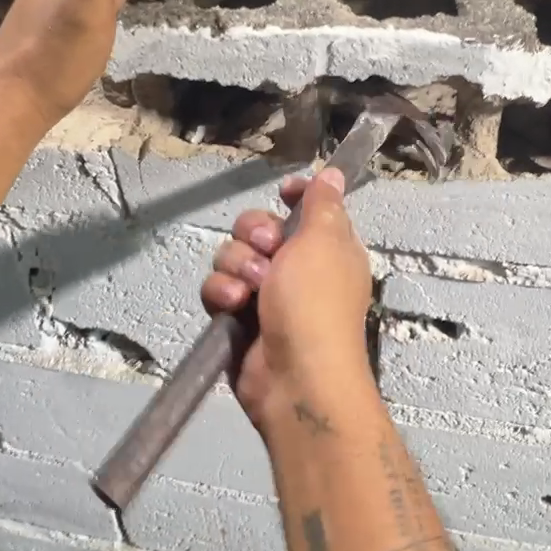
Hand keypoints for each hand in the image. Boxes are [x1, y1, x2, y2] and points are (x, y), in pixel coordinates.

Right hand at [200, 169, 375, 431]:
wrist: (295, 377)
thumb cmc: (316, 302)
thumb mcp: (325, 241)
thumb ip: (323, 204)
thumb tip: (333, 174)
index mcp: (327, 247)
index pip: (307, 207)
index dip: (294, 195)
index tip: (283, 192)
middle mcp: (297, 267)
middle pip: (259, 226)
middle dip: (254, 234)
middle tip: (268, 250)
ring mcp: (266, 294)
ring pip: (233, 256)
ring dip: (238, 267)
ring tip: (251, 290)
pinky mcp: (238, 318)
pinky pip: (217, 288)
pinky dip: (222, 294)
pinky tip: (234, 306)